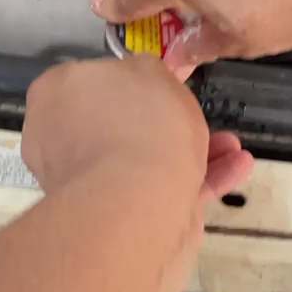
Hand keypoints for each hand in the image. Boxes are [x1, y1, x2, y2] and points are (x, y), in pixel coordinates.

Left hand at [22, 57, 252, 202]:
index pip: (88, 82)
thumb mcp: (149, 72)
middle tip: (196, 117)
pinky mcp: (122, 219)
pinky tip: (237, 167)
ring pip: (145, 161)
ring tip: (231, 145)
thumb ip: (146, 71)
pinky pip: (164, 192)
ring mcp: (89, 186)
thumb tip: (140, 76)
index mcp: (53, 98)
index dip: (127, 83)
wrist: (137, 205)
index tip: (161, 85)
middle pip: (118, 125)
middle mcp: (60, 141)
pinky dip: (202, 180)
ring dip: (192, 151)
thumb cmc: (139, 125)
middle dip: (165, 121)